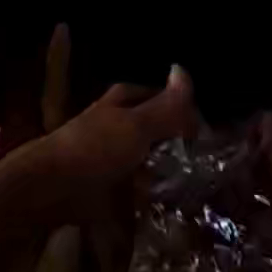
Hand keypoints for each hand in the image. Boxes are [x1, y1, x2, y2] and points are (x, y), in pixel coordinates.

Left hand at [0, 65, 201, 224]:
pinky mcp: (115, 187)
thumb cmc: (95, 146)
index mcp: (120, 103)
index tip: (207, 127)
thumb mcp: (135, 124)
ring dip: (172, 171)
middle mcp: (118, 125)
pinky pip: (145, 188)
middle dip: (179, 143)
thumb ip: (164, 105)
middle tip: (212, 160)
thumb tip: (183, 68)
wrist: (58, 185)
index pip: (156, 97)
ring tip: (202, 184)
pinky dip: (160, 193)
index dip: (179, 107)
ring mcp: (117, 157)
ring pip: (152, 159)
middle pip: (155, 130)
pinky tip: (180, 203)